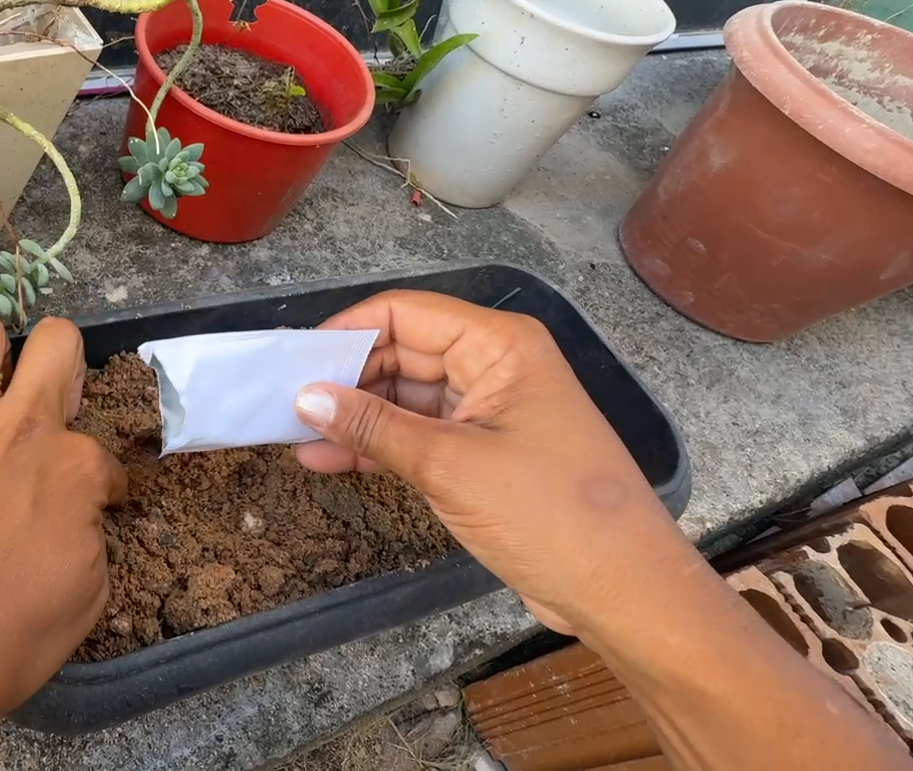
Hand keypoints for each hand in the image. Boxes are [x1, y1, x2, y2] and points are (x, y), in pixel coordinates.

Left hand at [0, 314, 125, 770]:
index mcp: (72, 469)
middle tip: (51, 401)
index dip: (106, 487)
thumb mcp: (84, 598)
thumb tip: (81, 513)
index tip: (97, 506)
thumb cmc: (0, 644)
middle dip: (66, 360)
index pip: (105, 459)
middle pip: (58, 344)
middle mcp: (19, 427)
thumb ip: (89, 536)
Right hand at [292, 290, 695, 637]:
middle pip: (397, 353)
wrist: (627, 599)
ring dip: (353, 417)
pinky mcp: (476, 449)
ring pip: (400, 396)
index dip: (346, 331)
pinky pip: (413, 432)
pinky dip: (374, 446)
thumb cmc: (550, 514)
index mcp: (496, 345)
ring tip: (295, 434)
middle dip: (344, 379)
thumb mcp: (449, 464)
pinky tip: (326, 459)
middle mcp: (489, 365)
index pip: (403, 314)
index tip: (295, 360)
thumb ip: (372, 426)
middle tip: (286, 401)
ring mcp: (482, 409)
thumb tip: (304, 397)